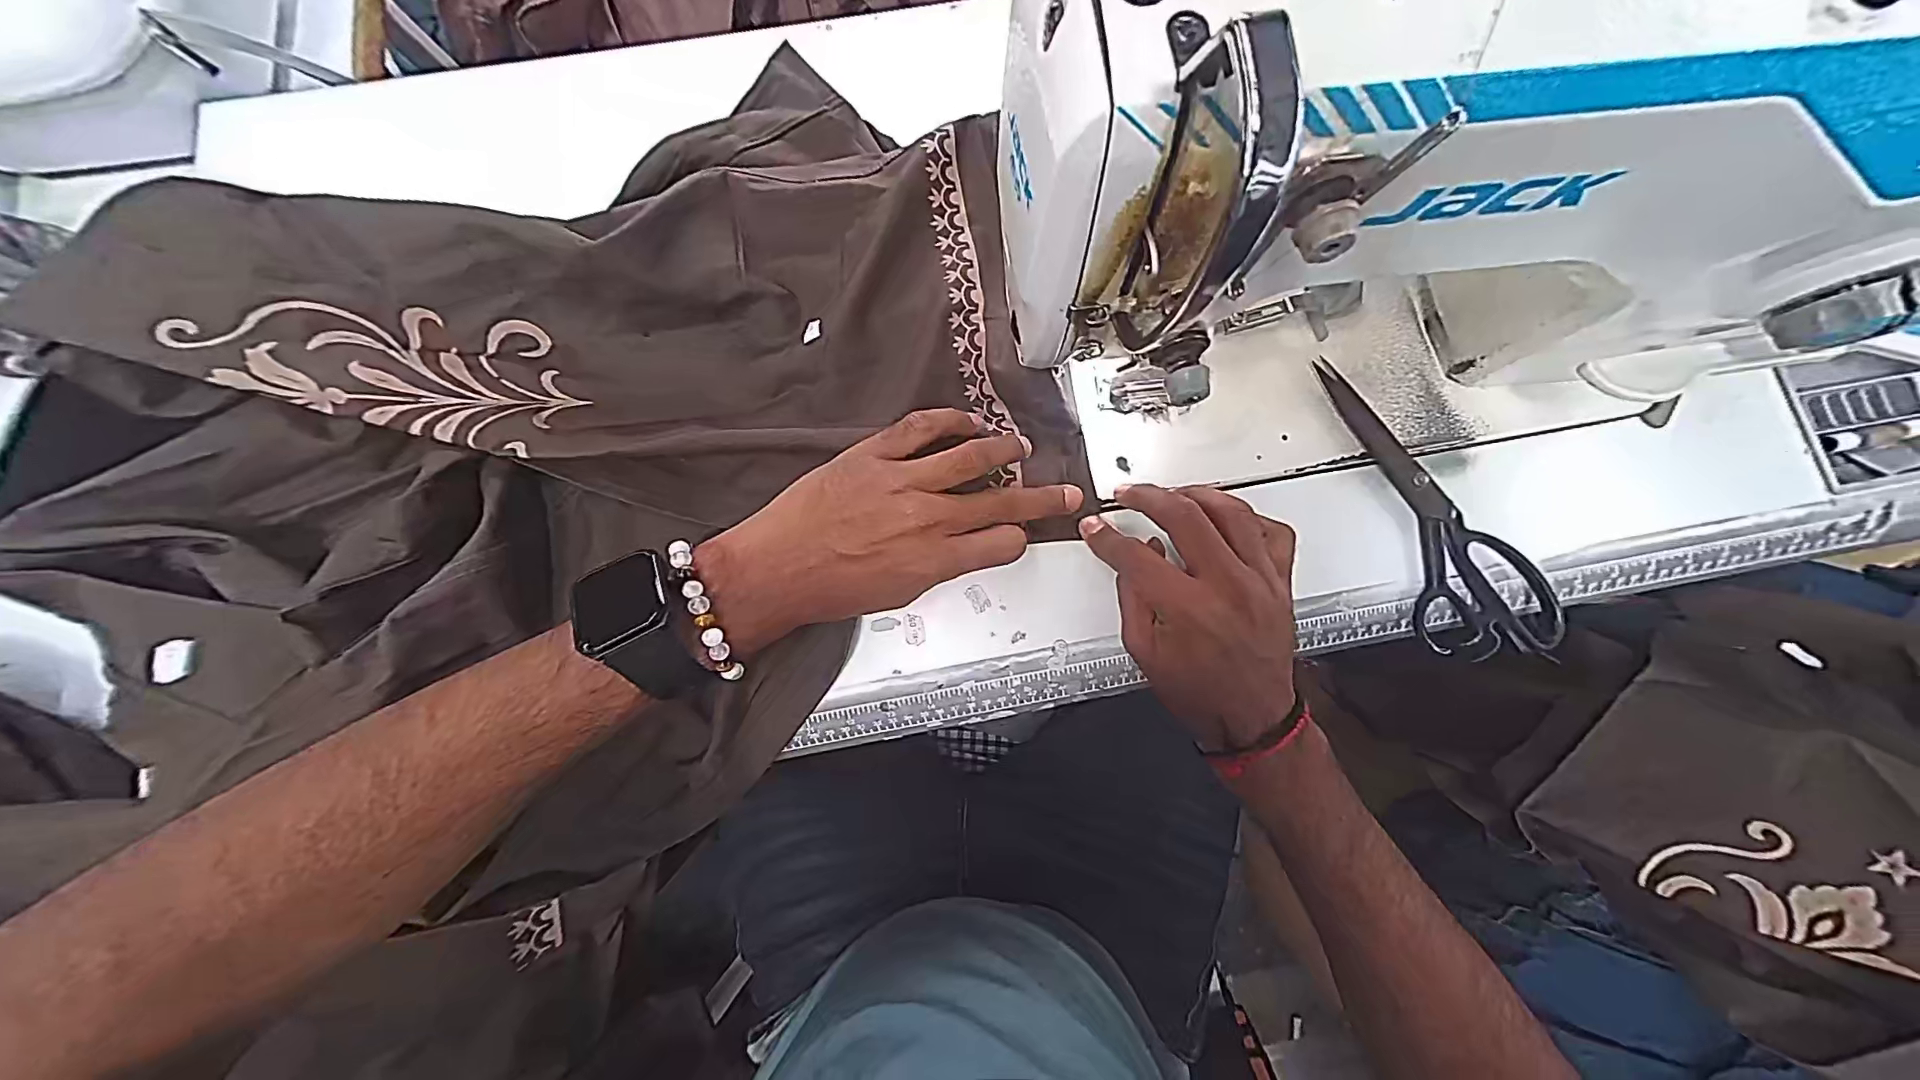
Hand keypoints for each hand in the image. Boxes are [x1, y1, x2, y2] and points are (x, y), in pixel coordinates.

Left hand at [697, 409, 1083, 652]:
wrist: (776, 569)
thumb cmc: (829, 588)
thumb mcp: (898, 594)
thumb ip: (938, 567)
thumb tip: (961, 550)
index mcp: (935, 559)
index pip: (1001, 543)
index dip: (1020, 538)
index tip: (1025, 532)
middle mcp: (927, 518)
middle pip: (1001, 502)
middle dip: (1041, 498)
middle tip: (1063, 493)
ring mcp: (901, 482)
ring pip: (970, 458)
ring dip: (1003, 450)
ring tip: (1020, 445)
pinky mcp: (873, 456)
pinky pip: (921, 429)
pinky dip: (949, 421)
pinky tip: (966, 421)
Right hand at [1078, 484, 1298, 751]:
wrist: (1254, 717)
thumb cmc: (1202, 693)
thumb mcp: (1145, 652)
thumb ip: (1133, 599)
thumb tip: (1132, 556)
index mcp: (1188, 609)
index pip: (1136, 554)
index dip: (1107, 536)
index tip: (1097, 528)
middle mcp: (1228, 588)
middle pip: (1185, 516)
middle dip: (1147, 497)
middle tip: (1130, 495)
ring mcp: (1260, 581)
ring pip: (1231, 511)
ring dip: (1195, 494)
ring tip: (1173, 493)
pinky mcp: (1280, 582)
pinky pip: (1272, 531)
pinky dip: (1247, 515)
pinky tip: (1226, 515)